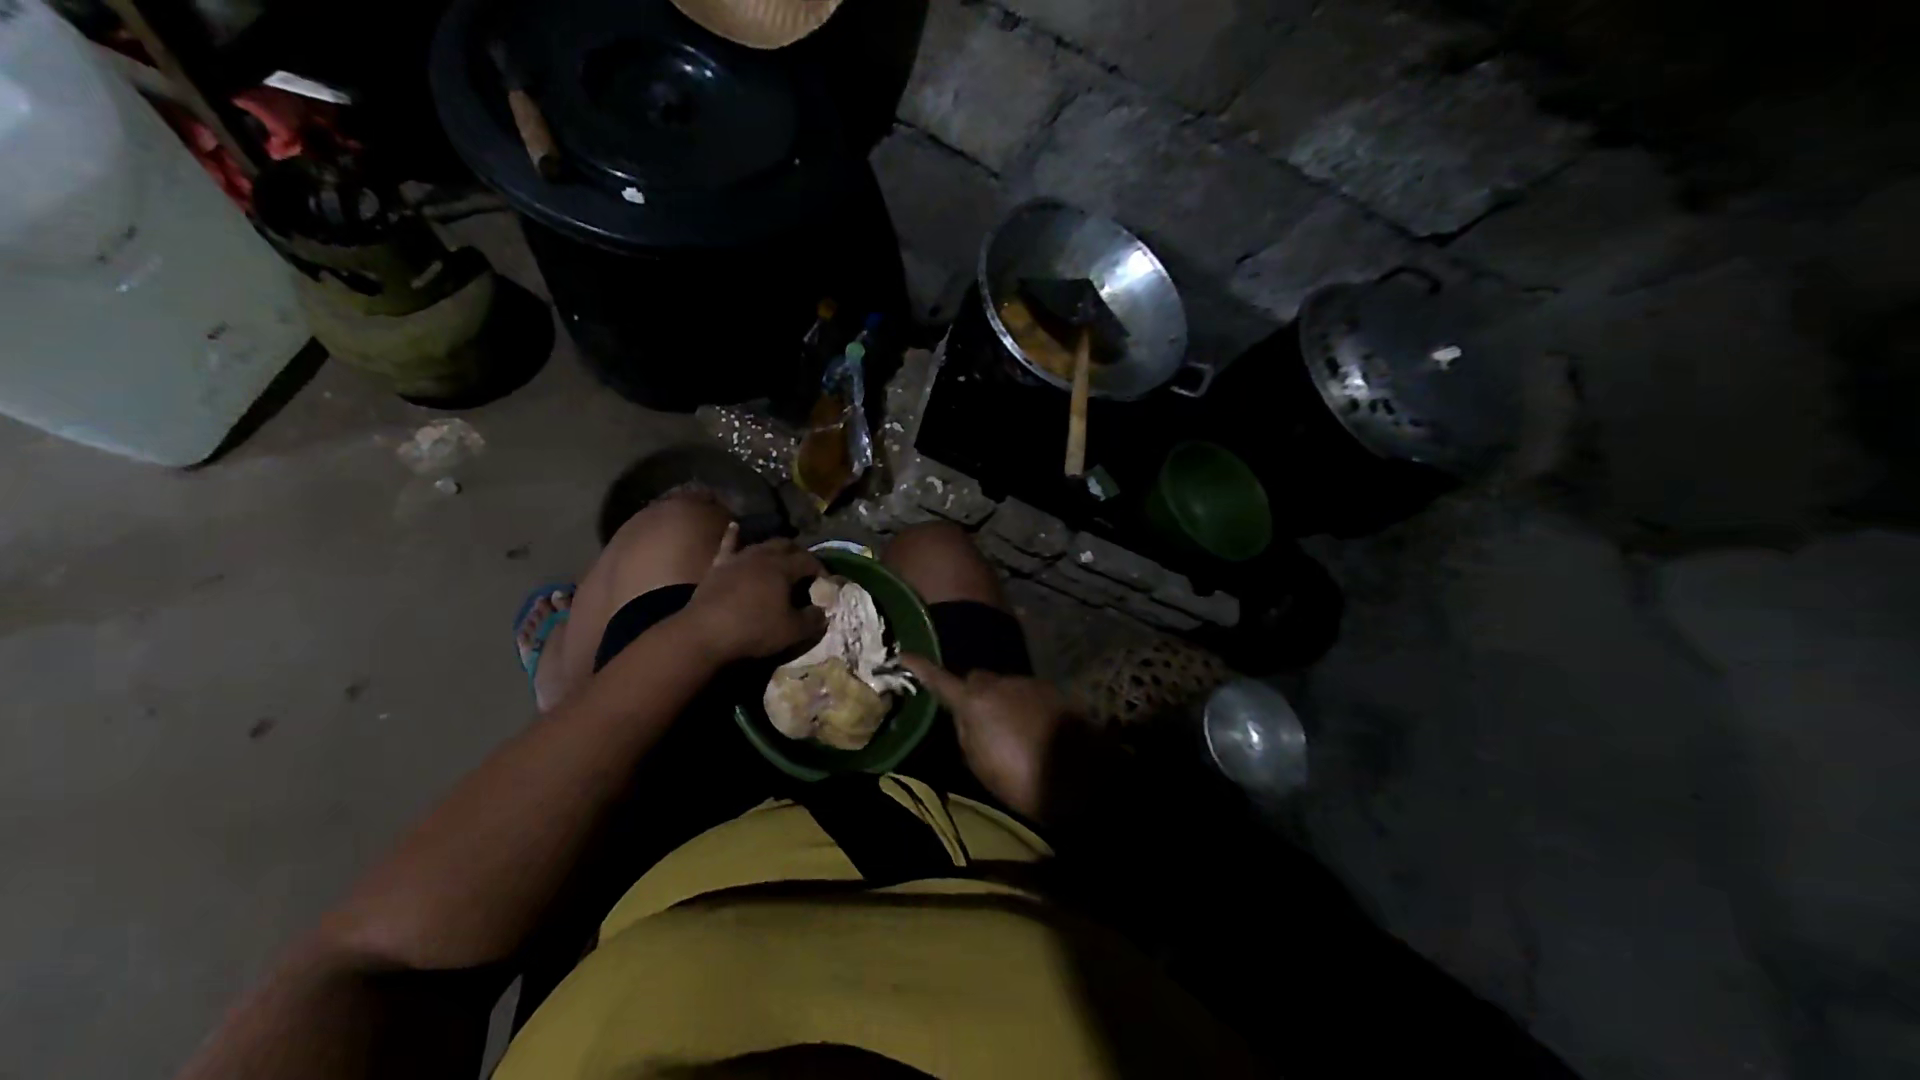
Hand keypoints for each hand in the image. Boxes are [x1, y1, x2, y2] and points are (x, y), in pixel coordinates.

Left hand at [680, 525, 825, 662]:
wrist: (704, 633)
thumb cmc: (754, 630)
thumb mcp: (792, 631)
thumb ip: (813, 620)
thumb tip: (823, 611)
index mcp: (783, 568)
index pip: (809, 561)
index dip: (821, 569)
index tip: (825, 582)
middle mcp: (762, 556)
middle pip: (786, 546)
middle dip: (800, 554)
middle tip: (806, 569)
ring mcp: (738, 558)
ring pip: (761, 544)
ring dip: (774, 548)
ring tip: (781, 556)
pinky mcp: (718, 566)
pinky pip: (728, 544)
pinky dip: (734, 535)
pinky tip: (735, 527)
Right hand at [901, 656, 1081, 822]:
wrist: (1083, 778)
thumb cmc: (1021, 778)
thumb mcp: (979, 765)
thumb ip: (966, 733)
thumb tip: (966, 716)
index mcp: (974, 702)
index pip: (939, 680)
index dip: (920, 668)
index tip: (904, 655)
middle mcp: (999, 683)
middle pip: (976, 679)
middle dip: (972, 695)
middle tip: (977, 724)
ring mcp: (1029, 683)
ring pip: (1003, 687)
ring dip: (1001, 703)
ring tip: (1011, 735)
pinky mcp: (1053, 690)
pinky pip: (1026, 694)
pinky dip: (1023, 708)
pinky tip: (1033, 731)